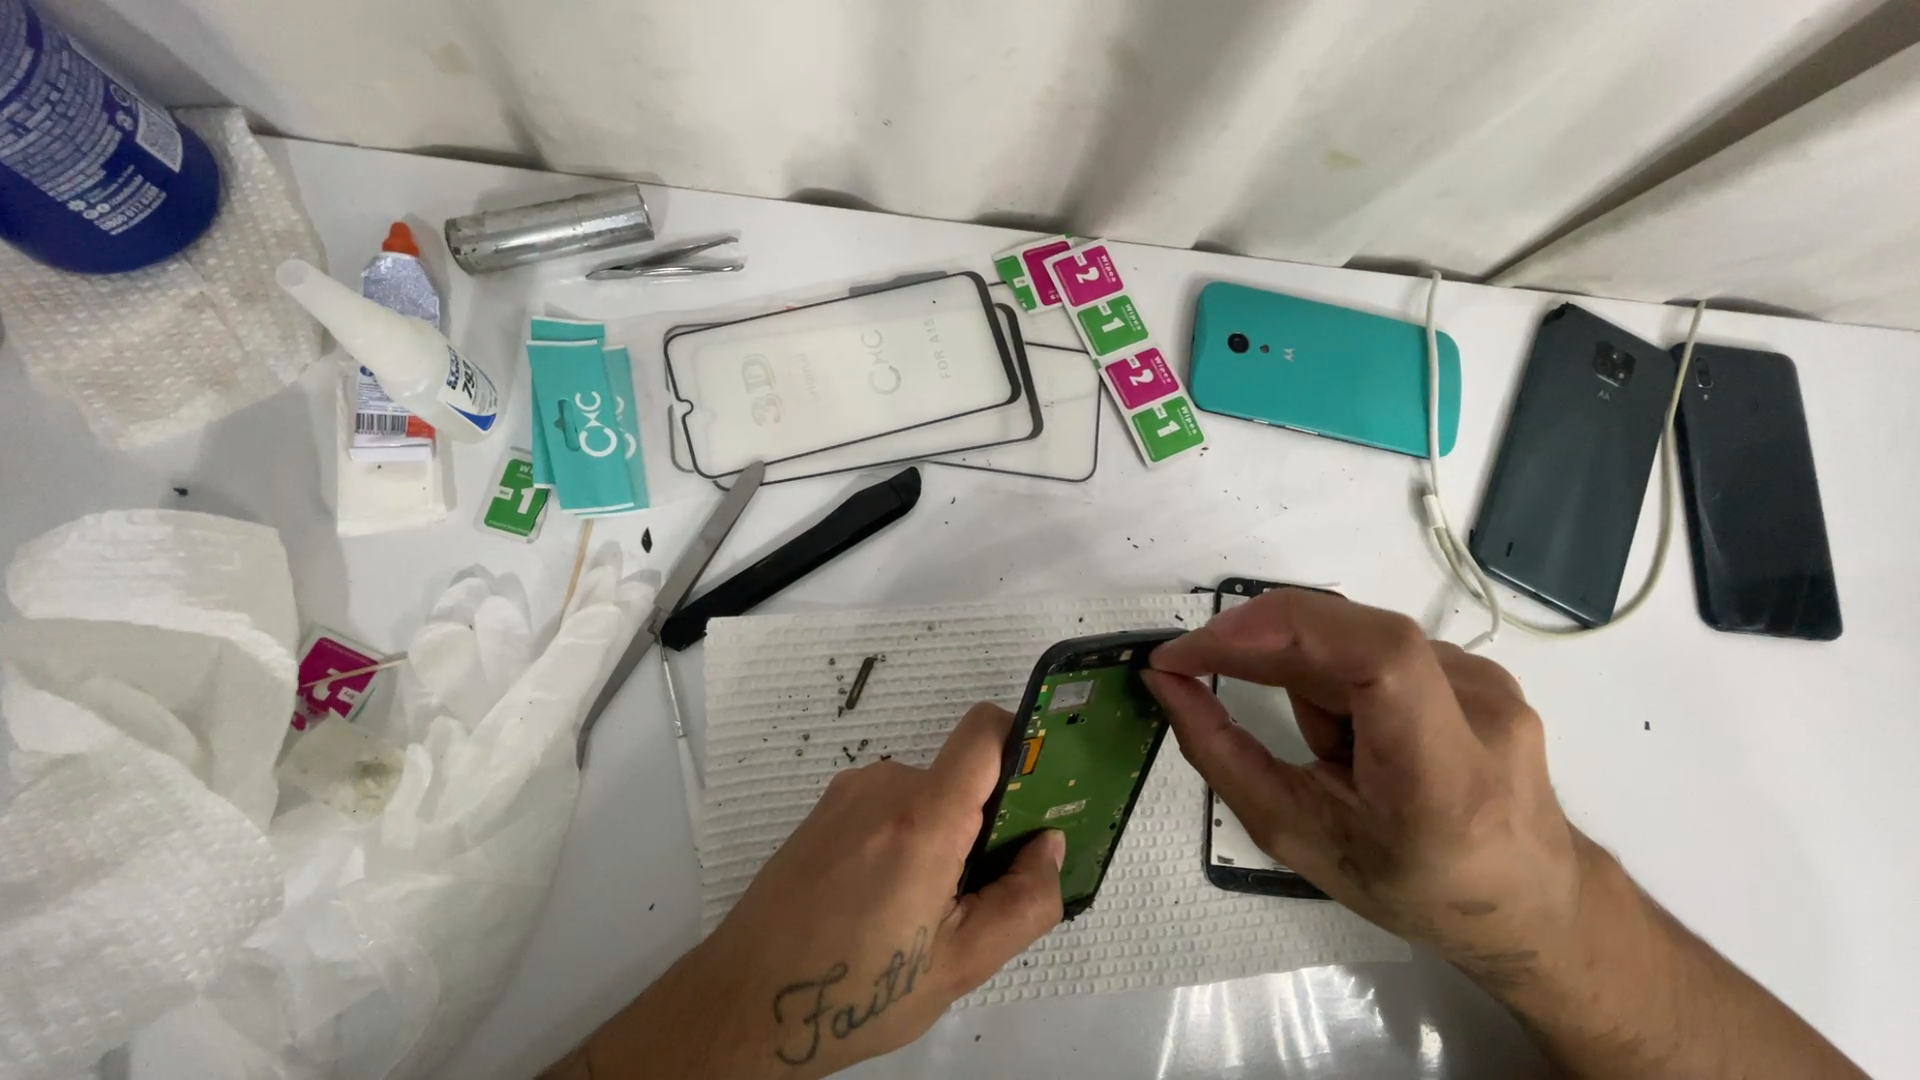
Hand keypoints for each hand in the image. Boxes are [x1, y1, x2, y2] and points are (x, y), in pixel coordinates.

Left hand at [579, 704, 1063, 1079]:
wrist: (742, 1002)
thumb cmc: (857, 990)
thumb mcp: (960, 966)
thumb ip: (1024, 903)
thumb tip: (1049, 844)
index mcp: (922, 818)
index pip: (984, 731)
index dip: (1023, 741)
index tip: (1040, 791)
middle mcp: (884, 785)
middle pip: (961, 777)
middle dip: (982, 825)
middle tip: (971, 898)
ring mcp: (847, 793)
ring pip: (927, 796)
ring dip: (942, 837)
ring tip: (919, 912)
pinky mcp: (824, 810)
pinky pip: (889, 806)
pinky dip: (906, 838)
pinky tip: (882, 903)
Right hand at [1141, 588, 1588, 991]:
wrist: (1527, 900)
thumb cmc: (1407, 885)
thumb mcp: (1296, 837)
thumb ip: (1222, 755)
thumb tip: (1165, 682)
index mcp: (1444, 774)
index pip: (1377, 658)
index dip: (1278, 629)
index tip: (1193, 650)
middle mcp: (1481, 709)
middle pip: (1345, 636)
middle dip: (1257, 648)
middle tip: (1192, 673)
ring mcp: (1488, 680)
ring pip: (1348, 638)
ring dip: (1302, 675)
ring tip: (1329, 752)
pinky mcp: (1479, 667)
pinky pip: (1371, 644)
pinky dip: (1334, 676)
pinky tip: (1355, 734)